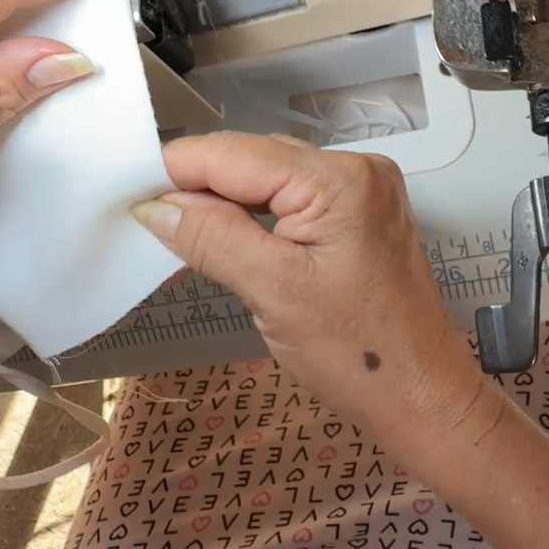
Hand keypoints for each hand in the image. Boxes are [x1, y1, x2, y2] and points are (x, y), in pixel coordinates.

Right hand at [129, 133, 485, 446]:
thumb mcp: (273, 292)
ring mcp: (364, 188)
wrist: (423, 394)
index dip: (176, 168)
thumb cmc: (357, 354)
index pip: (236, 153)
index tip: (126, 189)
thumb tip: (156, 205)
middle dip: (199, 184)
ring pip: (272, 176)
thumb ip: (211, 236)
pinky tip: (228, 231)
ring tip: (180, 227)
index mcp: (339, 178)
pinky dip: (257, 212)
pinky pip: (295, 196)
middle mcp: (356, 167)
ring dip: (226, 199)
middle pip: (254, 159)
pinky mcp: (362, 211)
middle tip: (147, 216)